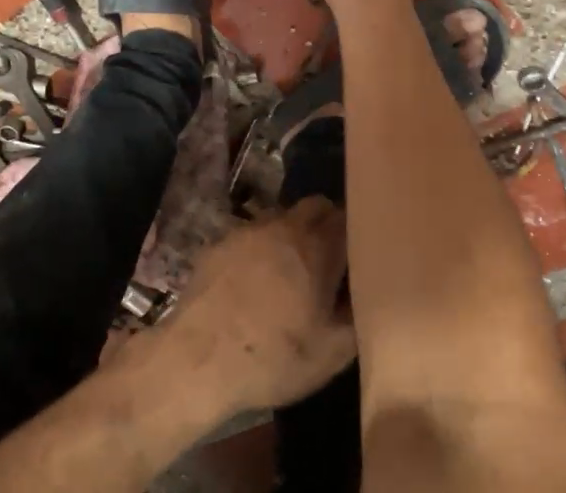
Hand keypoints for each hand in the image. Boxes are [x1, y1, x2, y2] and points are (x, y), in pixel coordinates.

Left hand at [159, 197, 355, 412]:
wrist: (198, 359)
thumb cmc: (274, 358)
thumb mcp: (334, 352)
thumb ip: (358, 314)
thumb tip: (367, 293)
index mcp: (317, 247)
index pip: (348, 217)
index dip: (358, 234)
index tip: (362, 257)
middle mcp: (282, 227)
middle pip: (314, 207)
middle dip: (328, 225)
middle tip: (332, 262)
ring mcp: (246, 232)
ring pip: (281, 218)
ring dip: (293, 235)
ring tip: (293, 273)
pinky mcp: (218, 244)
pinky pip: (252, 235)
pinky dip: (263, 249)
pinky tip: (257, 281)